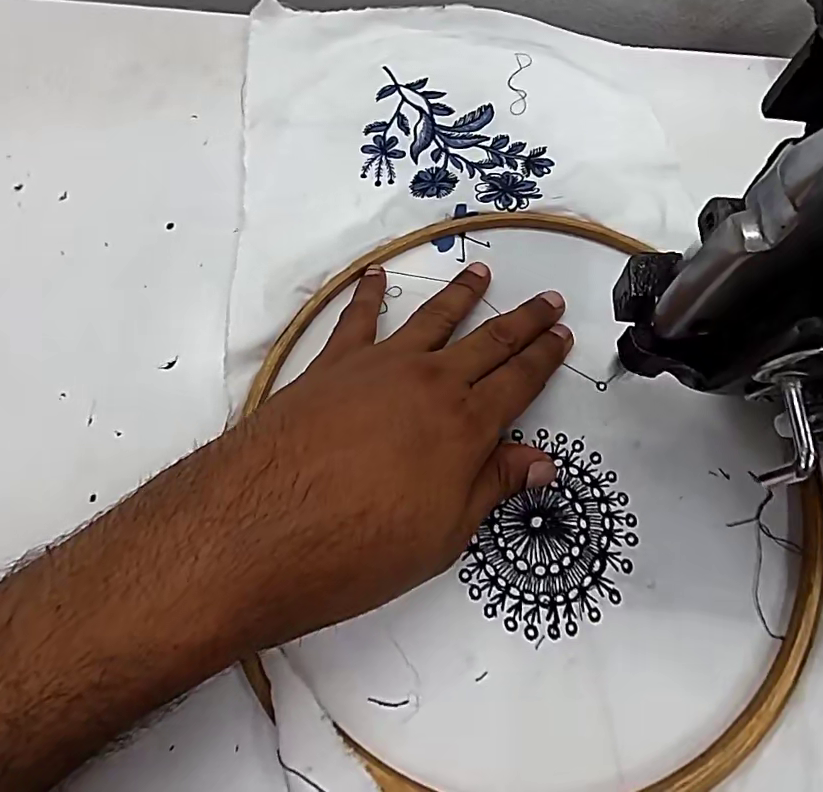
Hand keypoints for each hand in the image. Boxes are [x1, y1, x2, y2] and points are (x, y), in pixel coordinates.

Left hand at [150, 262, 571, 652]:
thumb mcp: (442, 535)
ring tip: (482, 274)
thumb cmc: (360, 548)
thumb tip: (542, 461)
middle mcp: (430, 383)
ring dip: (461, 294)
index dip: (544, 358)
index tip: (561, 335)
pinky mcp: (332, 363)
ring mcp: (380, 366)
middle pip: (489, 342)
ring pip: (433, 318)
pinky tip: (374, 277)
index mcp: (464, 426)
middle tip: (547, 300)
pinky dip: (367, 294)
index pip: (519, 382)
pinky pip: (356, 319)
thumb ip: (492, 486)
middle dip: (523, 320)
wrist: (261, 526)